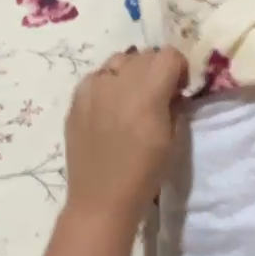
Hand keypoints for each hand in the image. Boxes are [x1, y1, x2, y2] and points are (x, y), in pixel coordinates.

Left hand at [64, 48, 186, 223]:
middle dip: (157, 69)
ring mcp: (93, 89)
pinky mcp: (76, 99)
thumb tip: (173, 90)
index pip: (169, 55)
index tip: (179, 89)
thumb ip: (176, 106)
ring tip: (131, 97)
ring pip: (120, 59)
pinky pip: (97, 76)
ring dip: (132, 72)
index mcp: (147, 94)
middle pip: (145, 55)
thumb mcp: (174, 140)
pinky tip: (109, 105)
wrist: (101, 200)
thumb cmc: (144, 174)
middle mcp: (119, 83)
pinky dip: (108, 82)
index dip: (179, 68)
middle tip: (158, 94)